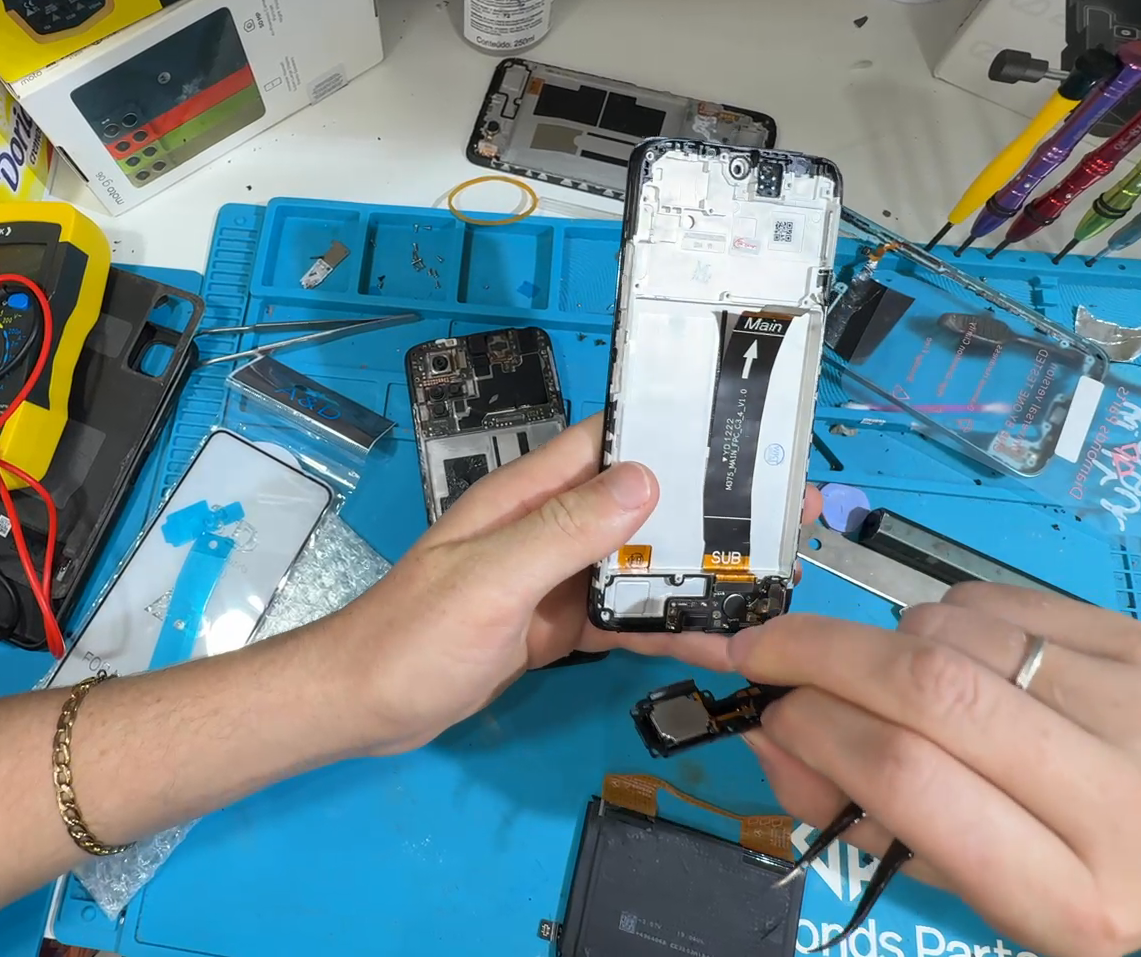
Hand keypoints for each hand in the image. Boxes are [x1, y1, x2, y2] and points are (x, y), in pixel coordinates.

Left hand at [321, 415, 818, 754]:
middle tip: (773, 521)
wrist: (366, 707)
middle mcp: (542, 530)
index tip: (733, 437)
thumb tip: (644, 479)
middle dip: (691, 510)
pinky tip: (704, 636)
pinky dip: (652, 623)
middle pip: (627, 505)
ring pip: (626, 563)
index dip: (660, 433)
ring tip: (758, 580)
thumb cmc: (416, 636)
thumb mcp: (491, 579)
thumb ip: (563, 531)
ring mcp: (548, 580)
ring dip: (680, 570)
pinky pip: (611, 616)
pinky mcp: (550, 625)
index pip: (599, 445)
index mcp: (523, 498)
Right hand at [717, 583, 1140, 956]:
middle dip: (815, 649)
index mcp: (1071, 895)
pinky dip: (936, 618)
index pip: (905, 774)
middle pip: (926, 685)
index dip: (812, 723)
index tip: (764, 703)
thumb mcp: (936, 868)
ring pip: (943, 630)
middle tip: (761, 647)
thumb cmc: (1047, 865)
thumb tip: (764, 724)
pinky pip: (982, 599)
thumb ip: (833, 801)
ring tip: (898, 677)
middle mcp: (1131, 806)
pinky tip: (965, 659)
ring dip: (882, 640)